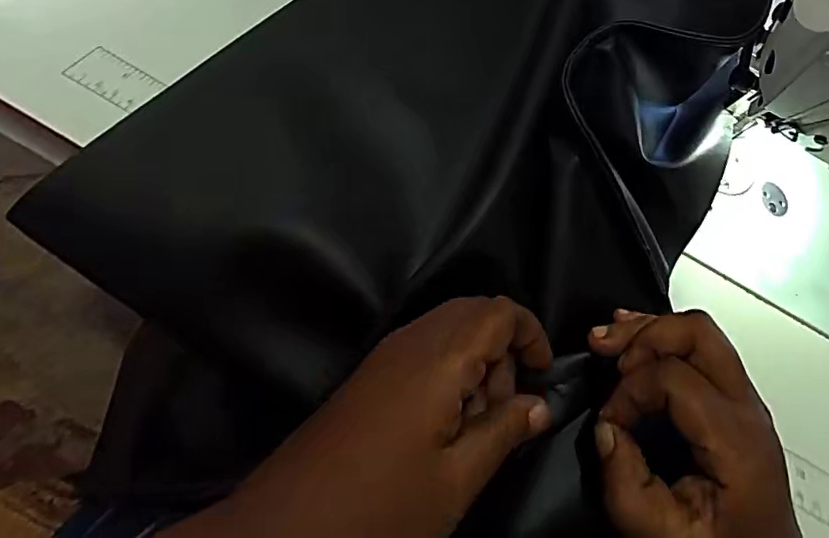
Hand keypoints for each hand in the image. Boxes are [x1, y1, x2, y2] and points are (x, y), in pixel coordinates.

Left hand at [183, 297, 554, 537]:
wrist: (285, 526)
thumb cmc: (381, 507)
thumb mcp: (455, 480)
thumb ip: (503, 432)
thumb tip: (540, 405)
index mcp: (439, 357)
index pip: (499, 311)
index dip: (530, 332)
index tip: (543, 375)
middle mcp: (414, 338)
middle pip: (475, 312)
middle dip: (504, 349)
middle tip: (505, 409)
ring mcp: (388, 351)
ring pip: (451, 327)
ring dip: (476, 360)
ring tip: (475, 423)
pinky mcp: (373, 369)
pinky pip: (426, 345)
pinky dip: (449, 368)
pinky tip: (444, 421)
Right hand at [588, 309, 798, 537]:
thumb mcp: (668, 537)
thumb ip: (628, 488)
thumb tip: (607, 431)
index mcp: (737, 441)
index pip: (674, 377)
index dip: (630, 392)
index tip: (610, 421)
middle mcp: (749, 412)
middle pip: (697, 333)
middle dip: (644, 335)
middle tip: (606, 351)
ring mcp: (746, 404)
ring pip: (700, 333)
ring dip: (650, 331)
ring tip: (610, 337)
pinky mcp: (736, 406)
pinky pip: (701, 350)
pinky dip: (663, 339)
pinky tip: (634, 343)